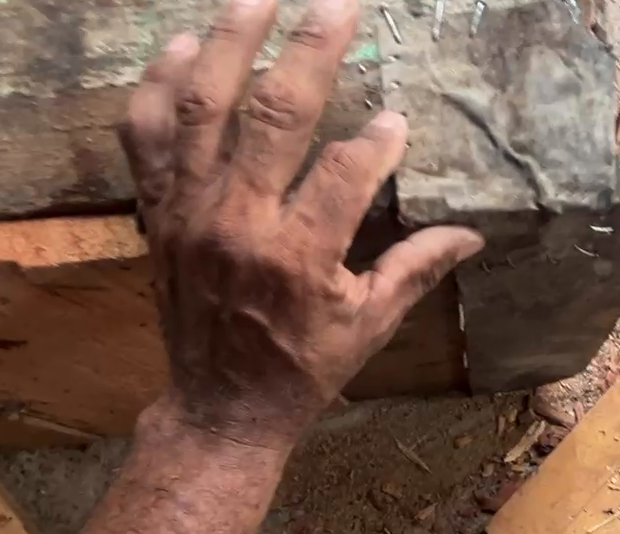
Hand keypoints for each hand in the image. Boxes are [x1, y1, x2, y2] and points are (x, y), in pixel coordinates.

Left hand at [119, 0, 484, 442]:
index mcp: (301, 258)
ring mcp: (191, 210)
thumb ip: (415, 270)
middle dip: (313, 49)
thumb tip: (473, 235)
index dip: (376, 139)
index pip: (345, 170)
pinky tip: (185, 46)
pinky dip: (159, 82)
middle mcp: (240, 222)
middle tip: (341, 3)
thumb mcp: (369, 327)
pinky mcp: (159, 211)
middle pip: (274, 112)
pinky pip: (146, 131)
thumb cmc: (304, 369)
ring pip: (202, 103)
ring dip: (231, 38)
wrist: (223, 407)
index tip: (396, 120)